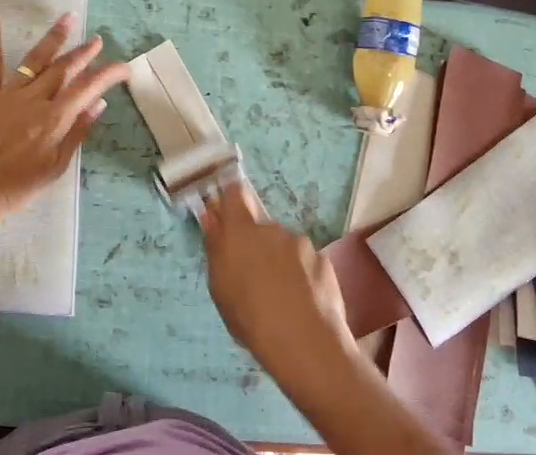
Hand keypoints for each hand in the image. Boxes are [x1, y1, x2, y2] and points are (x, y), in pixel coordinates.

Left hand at [0, 14, 129, 222]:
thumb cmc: (19, 186)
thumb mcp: (56, 166)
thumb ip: (77, 132)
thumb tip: (99, 104)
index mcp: (54, 119)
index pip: (88, 88)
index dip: (108, 75)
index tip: (123, 67)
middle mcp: (34, 100)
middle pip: (64, 69)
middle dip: (84, 53)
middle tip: (97, 40)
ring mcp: (9, 94)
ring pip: (35, 59)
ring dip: (54, 38)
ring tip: (68, 19)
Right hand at [200, 181, 353, 370]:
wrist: (305, 343)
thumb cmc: (250, 316)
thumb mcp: (219, 286)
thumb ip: (215, 246)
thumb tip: (211, 216)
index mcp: (242, 230)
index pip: (235, 192)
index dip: (231, 200)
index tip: (228, 218)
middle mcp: (272, 228)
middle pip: (261, 226)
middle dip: (257, 244)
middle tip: (255, 278)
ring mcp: (301, 244)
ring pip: (285, 246)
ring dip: (281, 262)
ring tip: (282, 297)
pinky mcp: (324, 261)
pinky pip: (307, 263)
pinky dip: (303, 277)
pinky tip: (303, 303)